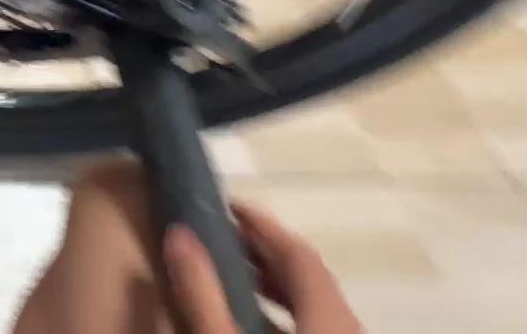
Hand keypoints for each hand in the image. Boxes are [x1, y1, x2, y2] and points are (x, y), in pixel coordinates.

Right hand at [162, 203, 361, 333]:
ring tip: (236, 274)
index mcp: (329, 318)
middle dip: (266, 251)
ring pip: (317, 307)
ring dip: (277, 284)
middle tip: (224, 234)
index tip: (228, 205)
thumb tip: (178, 231)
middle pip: (310, 277)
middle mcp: (348, 330)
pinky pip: (318, 328)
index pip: (299, 254)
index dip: (264, 225)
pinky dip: (286, 314)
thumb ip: (201, 290)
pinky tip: (254, 322)